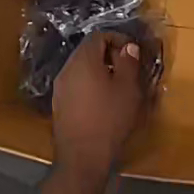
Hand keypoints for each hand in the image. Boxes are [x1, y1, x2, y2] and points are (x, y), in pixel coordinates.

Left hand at [50, 32, 149, 182]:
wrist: (82, 157)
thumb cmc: (109, 118)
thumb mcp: (128, 88)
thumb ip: (129, 62)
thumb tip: (129, 47)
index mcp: (83, 60)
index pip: (98, 36)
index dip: (118, 38)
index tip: (134, 52)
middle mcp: (67, 69)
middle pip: (88, 50)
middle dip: (110, 54)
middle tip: (129, 68)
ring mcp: (60, 88)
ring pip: (82, 68)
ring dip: (100, 70)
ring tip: (119, 85)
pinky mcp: (59, 104)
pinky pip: (76, 84)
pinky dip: (91, 84)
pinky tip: (103, 101)